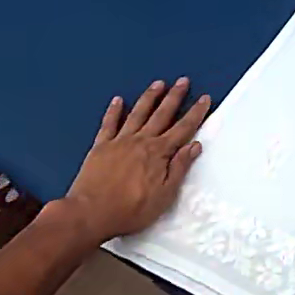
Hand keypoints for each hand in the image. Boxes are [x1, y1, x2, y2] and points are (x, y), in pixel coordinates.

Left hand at [55, 78, 209, 243]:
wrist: (89, 213)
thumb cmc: (130, 210)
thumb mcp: (163, 196)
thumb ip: (179, 168)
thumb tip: (194, 146)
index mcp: (158, 153)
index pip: (183, 129)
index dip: (195, 113)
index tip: (204, 98)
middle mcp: (141, 141)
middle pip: (162, 114)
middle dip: (175, 96)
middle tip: (183, 80)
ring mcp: (120, 141)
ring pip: (138, 113)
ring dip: (150, 97)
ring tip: (158, 83)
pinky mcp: (101, 146)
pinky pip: (109, 124)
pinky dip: (114, 111)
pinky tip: (118, 100)